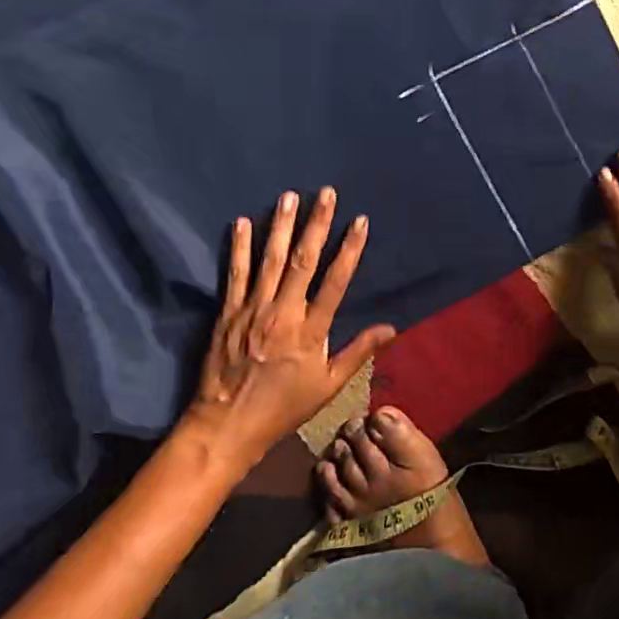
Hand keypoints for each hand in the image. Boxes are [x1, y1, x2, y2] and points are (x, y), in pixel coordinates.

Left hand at [185, 187, 395, 464]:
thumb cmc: (283, 407)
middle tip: (326, 193)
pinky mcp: (227, 313)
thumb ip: (358, 352)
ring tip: (289, 196)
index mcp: (310, 331)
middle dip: (317, 224)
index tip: (359, 222)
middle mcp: (283, 313)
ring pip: (270, 260)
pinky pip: (235, 274)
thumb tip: (391, 328)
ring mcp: (252, 310)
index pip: (335, 281)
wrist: (227, 426)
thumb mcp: (328, 386)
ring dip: (280, 225)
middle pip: (303, 260)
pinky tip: (242, 223)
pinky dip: (239, 248)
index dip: (349, 249)